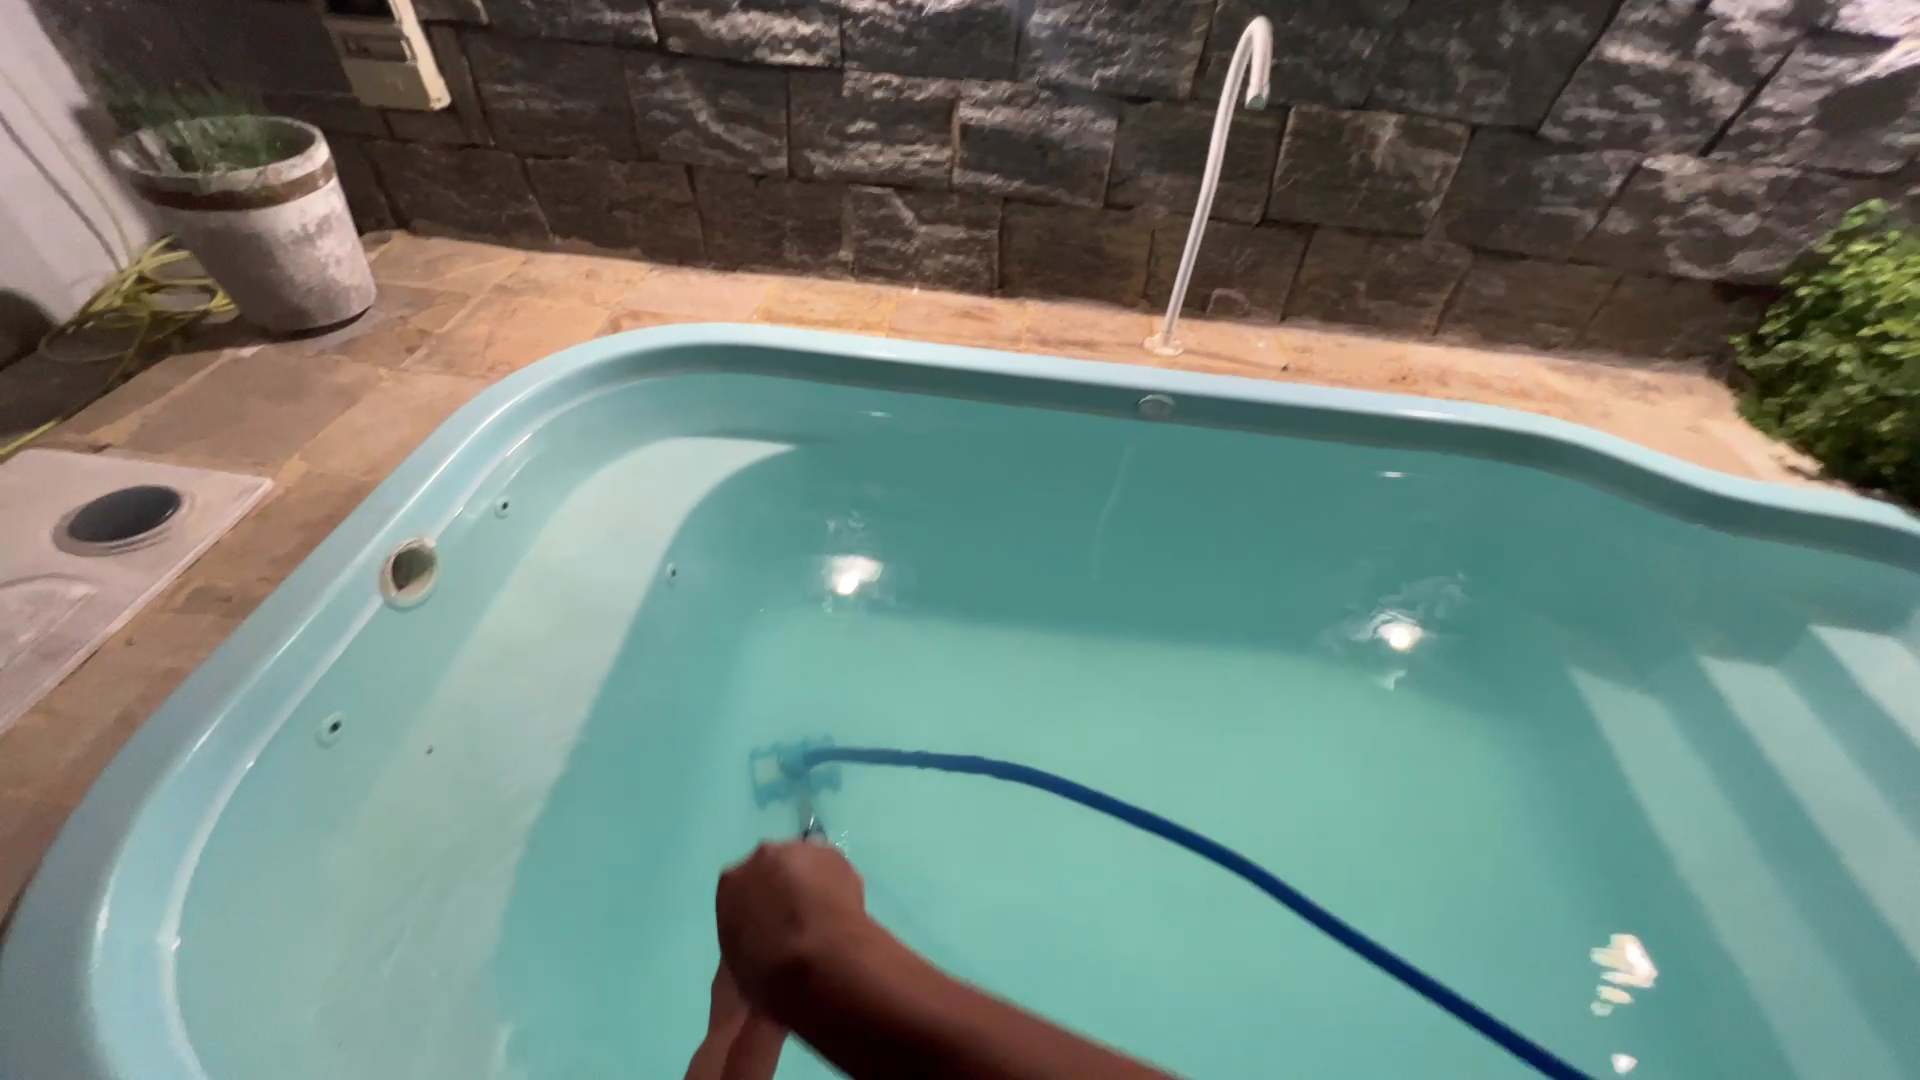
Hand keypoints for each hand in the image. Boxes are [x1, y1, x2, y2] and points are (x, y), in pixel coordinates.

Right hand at [716, 841, 870, 1008]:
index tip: (768, 924)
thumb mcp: (738, 959)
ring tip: (820, 915)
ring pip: (802, 862)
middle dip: (780, 886)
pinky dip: (832, 883)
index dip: (756, 905)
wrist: (818, 961)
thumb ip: (746, 932)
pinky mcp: (833, 853)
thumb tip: (762, 931)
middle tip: (794, 918)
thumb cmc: (769, 974)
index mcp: (731, 883)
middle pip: (771, 866)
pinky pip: (829, 867)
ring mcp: (799, 850)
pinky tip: (838, 910)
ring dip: (808, 881)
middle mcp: (762, 856)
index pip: (740, 887)